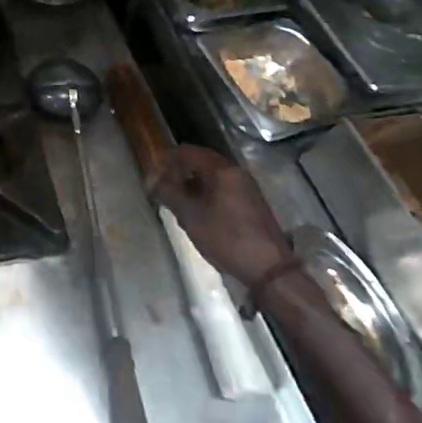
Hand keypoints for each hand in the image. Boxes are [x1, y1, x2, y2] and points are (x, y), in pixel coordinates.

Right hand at [151, 144, 292, 288]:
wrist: (270, 270)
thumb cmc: (227, 239)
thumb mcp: (191, 216)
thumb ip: (169, 193)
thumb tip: (151, 181)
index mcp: (221, 170)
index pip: (186, 152)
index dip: (167, 163)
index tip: (156, 182)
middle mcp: (236, 171)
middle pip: (200, 161)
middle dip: (179, 174)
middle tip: (166, 192)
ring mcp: (247, 186)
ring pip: (212, 175)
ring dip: (193, 184)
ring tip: (181, 205)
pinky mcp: (253, 202)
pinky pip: (224, 187)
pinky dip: (208, 193)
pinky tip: (202, 213)